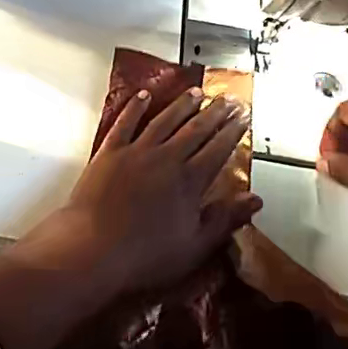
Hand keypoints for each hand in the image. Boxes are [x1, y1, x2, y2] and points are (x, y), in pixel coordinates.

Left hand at [29, 87, 258, 299]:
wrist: (93, 247)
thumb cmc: (145, 255)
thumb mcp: (194, 246)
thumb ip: (225, 219)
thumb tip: (254, 199)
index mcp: (189, 182)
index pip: (217, 150)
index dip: (232, 132)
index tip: (243, 118)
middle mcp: (165, 159)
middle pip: (195, 130)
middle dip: (214, 113)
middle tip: (227, 99)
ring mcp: (136, 151)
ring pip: (164, 120)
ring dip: (182, 105)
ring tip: (196, 92)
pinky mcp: (109, 151)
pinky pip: (125, 122)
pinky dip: (135, 107)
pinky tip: (144, 95)